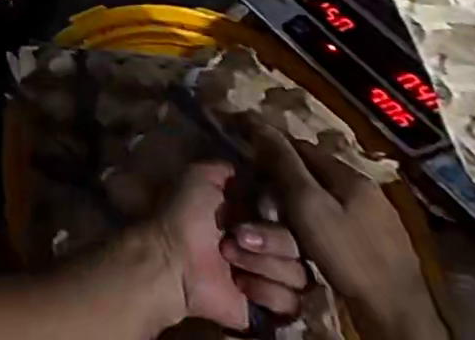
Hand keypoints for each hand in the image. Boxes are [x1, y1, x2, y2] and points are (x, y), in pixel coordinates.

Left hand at [150, 163, 309, 330]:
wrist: (174, 260)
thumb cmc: (186, 215)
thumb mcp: (200, 176)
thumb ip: (228, 168)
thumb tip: (253, 165)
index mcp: (255, 214)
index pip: (293, 214)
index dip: (280, 214)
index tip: (258, 211)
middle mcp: (269, 244)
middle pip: (299, 245)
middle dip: (268, 241)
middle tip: (234, 238)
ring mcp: (272, 277)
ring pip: (300, 273)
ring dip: (262, 265)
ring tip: (230, 260)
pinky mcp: (273, 309)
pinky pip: (294, 302)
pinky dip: (267, 292)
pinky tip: (242, 286)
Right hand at [252, 124, 448, 339]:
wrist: (398, 318)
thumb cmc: (348, 255)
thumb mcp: (307, 205)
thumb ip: (284, 163)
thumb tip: (258, 122)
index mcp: (353, 176)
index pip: (303, 147)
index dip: (273, 149)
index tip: (250, 160)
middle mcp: (369, 192)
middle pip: (317, 174)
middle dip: (288, 179)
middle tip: (262, 194)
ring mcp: (379, 220)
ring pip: (329, 198)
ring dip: (304, 202)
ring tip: (281, 217)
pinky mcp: (382, 248)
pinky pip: (341, 221)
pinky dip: (320, 222)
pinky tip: (310, 238)